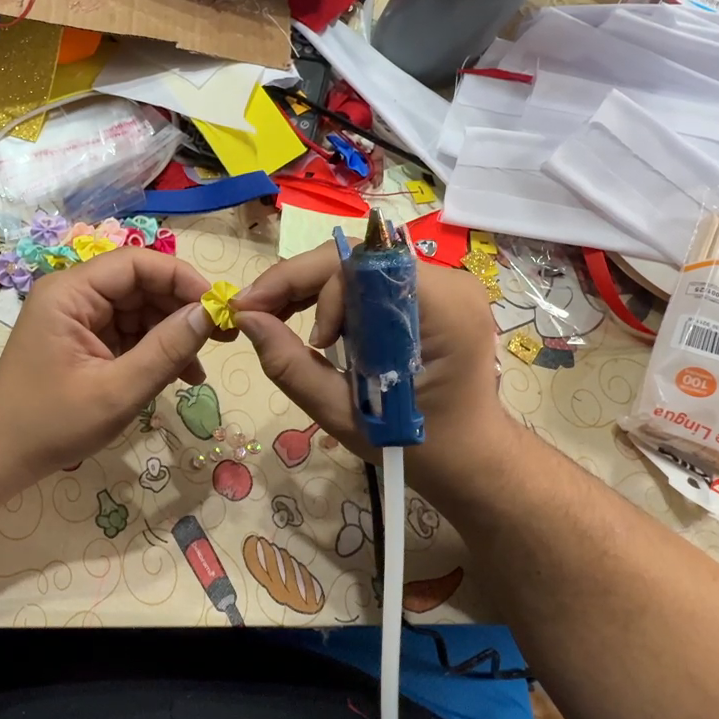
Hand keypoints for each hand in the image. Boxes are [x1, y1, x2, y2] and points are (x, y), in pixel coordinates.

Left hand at [0, 247, 218, 490]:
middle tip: (222, 339)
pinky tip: (180, 376)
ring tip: (200, 370)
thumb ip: (165, 350)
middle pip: (138, 285)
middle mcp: (71, 295)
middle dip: (180, 309)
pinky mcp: (81, 340)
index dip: (181, 278)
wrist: (1, 456)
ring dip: (171, 335)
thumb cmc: (51, 423)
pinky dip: (153, 350)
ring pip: (137, 310)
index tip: (219, 307)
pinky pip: (126, 332)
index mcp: (69, 293)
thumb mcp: (116, 391)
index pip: (135, 264)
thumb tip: (209, 314)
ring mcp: (75, 318)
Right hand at [230, 243, 513, 465]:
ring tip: (269, 317)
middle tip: (250, 312)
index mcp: (440, 309)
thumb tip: (245, 319)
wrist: (473, 459)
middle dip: (295, 283)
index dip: (297, 280)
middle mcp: (445, 283)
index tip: (254, 311)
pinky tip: (304, 322)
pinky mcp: (427, 296)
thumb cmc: (417, 446)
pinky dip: (328, 298)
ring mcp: (439, 286)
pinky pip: (366, 281)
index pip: (353, 265)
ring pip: (353, 266)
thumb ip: (291, 365)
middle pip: (351, 258)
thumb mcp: (343, 415)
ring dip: (307, 290)